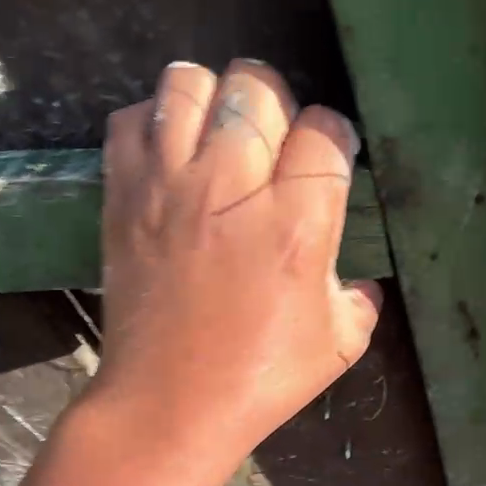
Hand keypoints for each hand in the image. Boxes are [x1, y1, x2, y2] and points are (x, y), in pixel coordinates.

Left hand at [82, 59, 382, 478]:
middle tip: (279, 139)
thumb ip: (361, 298)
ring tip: (224, 131)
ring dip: (216, 98)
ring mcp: (170, 184)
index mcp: (298, 225)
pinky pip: (135, 115)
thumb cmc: (265, 379)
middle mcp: (234, 187)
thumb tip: (358, 279)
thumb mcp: (342, 344)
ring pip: (190, 82)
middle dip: (280, 105)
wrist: (171, 403)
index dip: (336, 136)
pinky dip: (159, 119)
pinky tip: (177, 152)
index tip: (334, 157)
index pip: (325, 131)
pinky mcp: (124, 192)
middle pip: (257, 89)